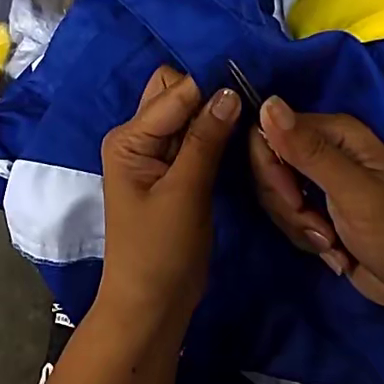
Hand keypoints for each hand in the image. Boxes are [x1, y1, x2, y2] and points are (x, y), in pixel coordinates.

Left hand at [96, 66, 241, 329]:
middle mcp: (138, 137)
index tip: (252, 76)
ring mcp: (155, 153)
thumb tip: (231, 91)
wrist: (151, 306)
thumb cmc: (160, 253)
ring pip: (187, 113)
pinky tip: (241, 131)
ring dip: (215, 111)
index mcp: (129, 138)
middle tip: (252, 99)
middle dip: (209, 92)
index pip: (172, 93)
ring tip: (253, 111)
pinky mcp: (174, 170)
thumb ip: (205, 140)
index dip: (209, 83)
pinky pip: (195, 137)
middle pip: (174, 93)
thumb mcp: (184, 194)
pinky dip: (215, 132)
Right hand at [249, 97, 383, 309]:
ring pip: (274, 194)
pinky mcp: (318, 209)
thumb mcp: (355, 193)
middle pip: (268, 164)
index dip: (271, 167)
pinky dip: (304, 236)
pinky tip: (335, 249)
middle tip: (320, 228)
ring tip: (333, 241)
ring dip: (297, 224)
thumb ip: (309, 151)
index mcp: (336, 131)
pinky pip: (286, 215)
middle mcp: (324, 148)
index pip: (270, 131)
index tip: (293, 199)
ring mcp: (320, 179)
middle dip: (286, 203)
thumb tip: (268, 103)